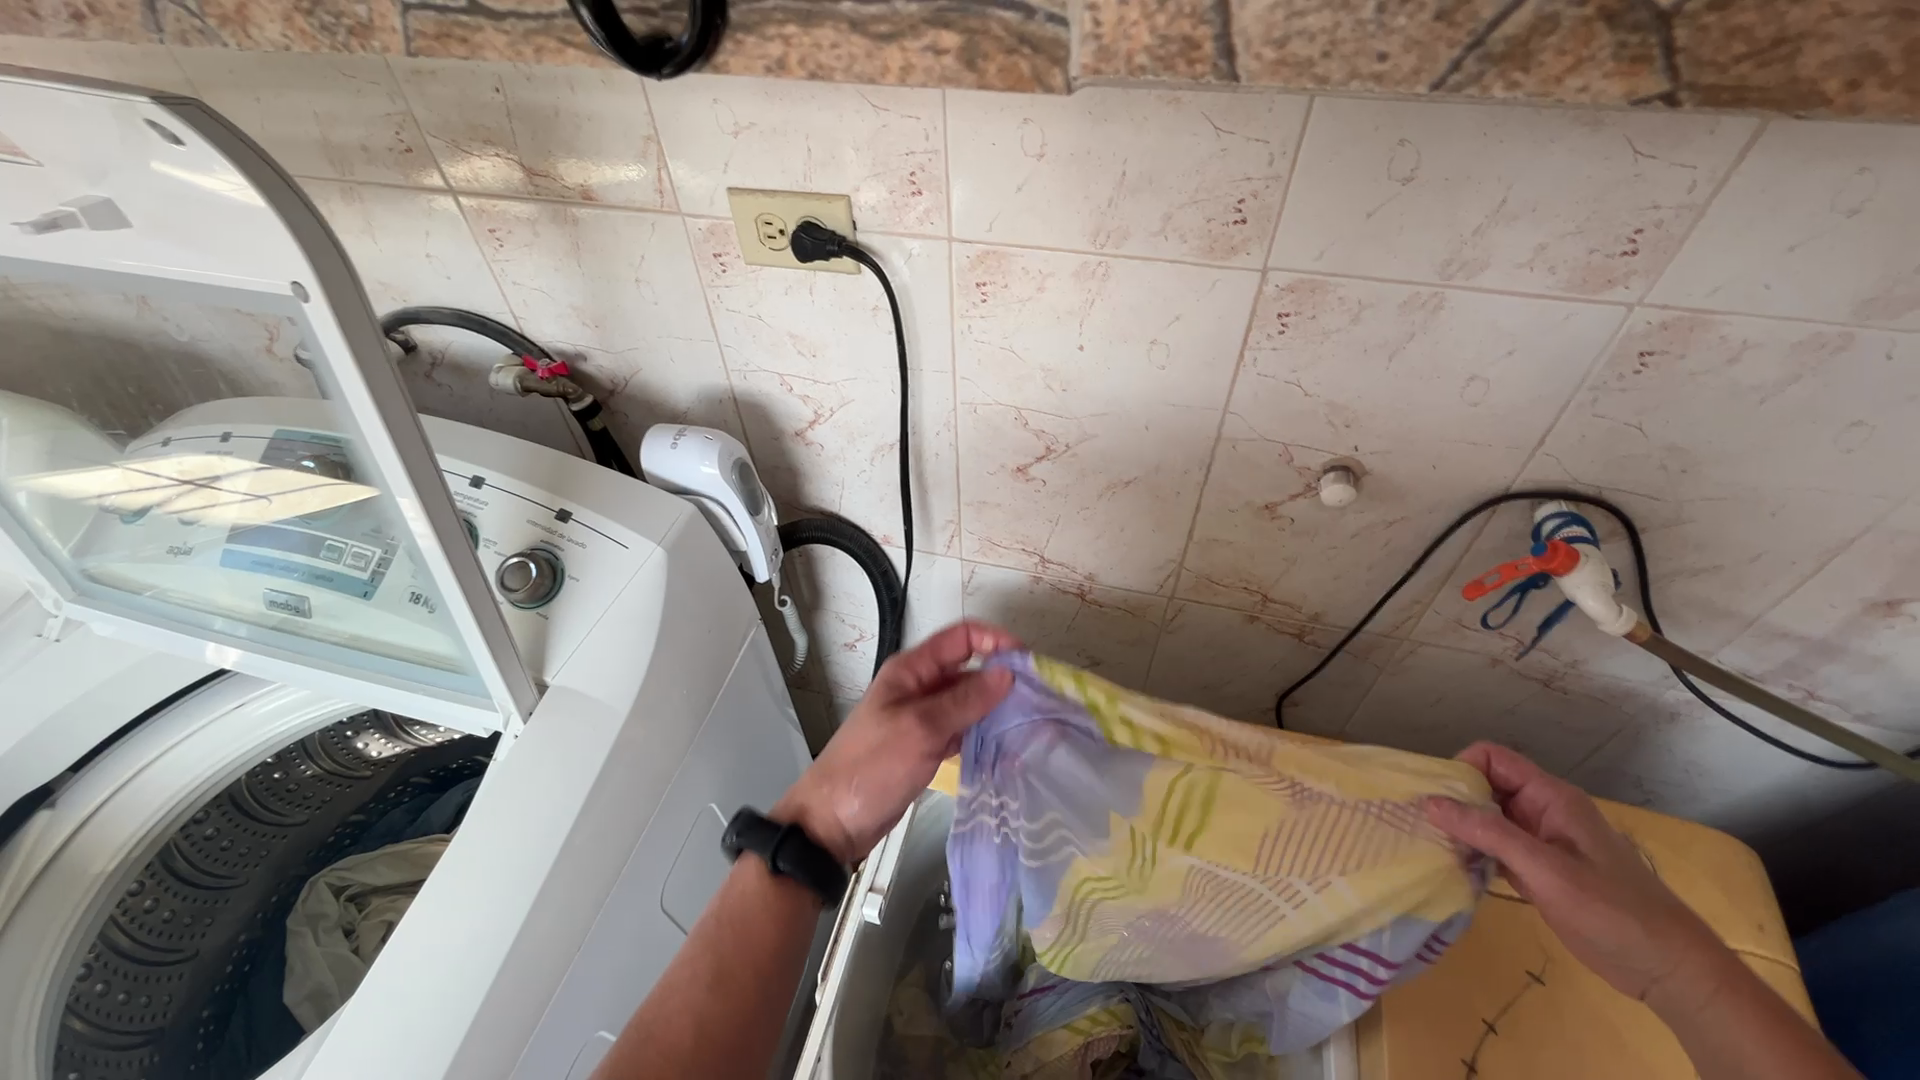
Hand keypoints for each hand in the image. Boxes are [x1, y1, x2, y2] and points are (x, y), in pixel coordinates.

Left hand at [773, 620, 1018, 864]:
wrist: (833, 821)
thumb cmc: (870, 767)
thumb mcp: (921, 728)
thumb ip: (964, 700)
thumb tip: (1007, 674)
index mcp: (911, 670)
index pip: (961, 638)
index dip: (995, 641)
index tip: (1028, 661)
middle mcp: (920, 687)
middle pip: (969, 668)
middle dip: (1002, 677)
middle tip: (1039, 697)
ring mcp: (924, 718)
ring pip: (969, 701)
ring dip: (996, 708)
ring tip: (1032, 722)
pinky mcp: (928, 746)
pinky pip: (963, 730)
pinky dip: (983, 734)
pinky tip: (1008, 747)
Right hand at [1424, 742, 1725, 1008]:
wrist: (1667, 968)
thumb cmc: (1613, 911)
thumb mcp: (1545, 869)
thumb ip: (1488, 832)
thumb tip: (1430, 802)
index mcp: (1551, 798)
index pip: (1492, 758)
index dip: (1460, 770)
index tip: (1435, 800)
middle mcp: (1542, 811)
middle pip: (1484, 786)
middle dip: (1453, 800)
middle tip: (1423, 827)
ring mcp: (1540, 842)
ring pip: (1486, 818)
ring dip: (1460, 829)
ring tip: (1432, 848)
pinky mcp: (1537, 870)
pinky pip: (1494, 847)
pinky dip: (1473, 853)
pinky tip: (1455, 870)